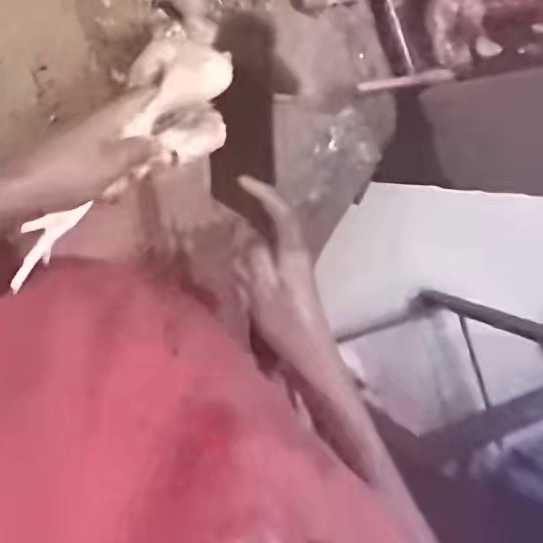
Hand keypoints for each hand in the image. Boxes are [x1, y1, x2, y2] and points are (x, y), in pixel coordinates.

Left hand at [0, 90, 159, 220]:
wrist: (19, 189)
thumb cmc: (70, 173)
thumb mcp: (113, 164)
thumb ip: (140, 151)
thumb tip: (164, 142)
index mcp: (108, 115)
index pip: (141, 95)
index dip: (162, 95)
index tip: (186, 101)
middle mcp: (96, 120)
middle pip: (132, 121)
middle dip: (149, 137)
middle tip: (165, 154)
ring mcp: (82, 138)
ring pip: (117, 144)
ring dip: (128, 161)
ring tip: (132, 179)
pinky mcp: (70, 157)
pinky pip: (101, 161)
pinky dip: (109, 174)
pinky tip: (107, 192)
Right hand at [232, 176, 331, 370]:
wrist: (314, 361)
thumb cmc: (288, 325)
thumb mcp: (263, 290)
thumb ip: (252, 257)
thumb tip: (243, 231)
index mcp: (293, 252)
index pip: (281, 212)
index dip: (262, 192)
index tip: (241, 181)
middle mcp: (297, 254)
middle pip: (279, 220)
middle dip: (258, 205)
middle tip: (232, 198)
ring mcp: (295, 269)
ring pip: (274, 237)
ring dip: (254, 226)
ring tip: (228, 223)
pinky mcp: (291, 283)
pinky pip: (270, 252)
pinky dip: (253, 246)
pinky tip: (237, 255)